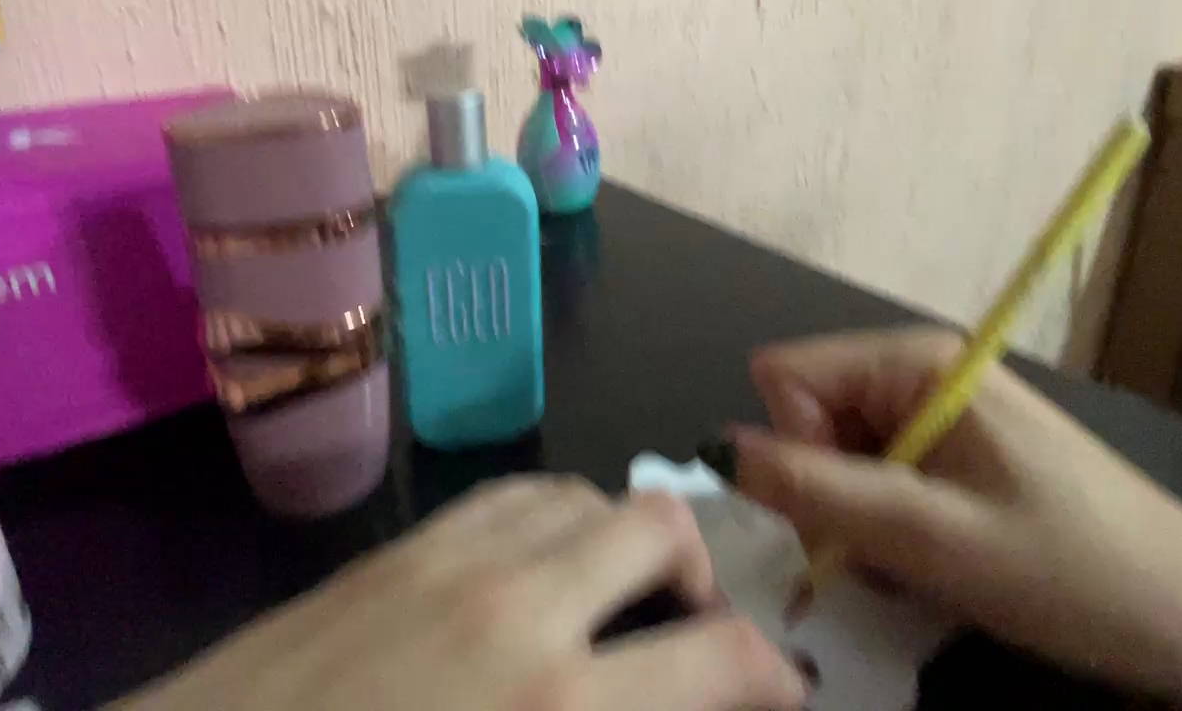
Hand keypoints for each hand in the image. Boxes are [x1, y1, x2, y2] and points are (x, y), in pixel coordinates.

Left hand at [111, 476, 805, 710]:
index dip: (768, 672)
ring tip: (620, 583)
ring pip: (583, 491)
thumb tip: (652, 699)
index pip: (717, 655)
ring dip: (622, 532)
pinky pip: (510, 492)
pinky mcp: (404, 542)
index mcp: (559, 705)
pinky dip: (554, 512)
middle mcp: (523, 603)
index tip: (777, 688)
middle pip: (658, 523)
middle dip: (702, 569)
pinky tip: (544, 551)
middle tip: (695, 622)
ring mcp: (456, 555)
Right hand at [732, 328, 1181, 709]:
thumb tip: (716, 449)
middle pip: (806, 414)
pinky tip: (928, 556)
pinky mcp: (951, 445)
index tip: (850, 510)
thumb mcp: (933, 537)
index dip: (794, 448)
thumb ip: (815, 489)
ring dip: (853, 515)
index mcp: (915, 361)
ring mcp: (935, 406)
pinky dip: (881, 522)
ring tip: (916, 561)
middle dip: (825, 489)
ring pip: (833, 451)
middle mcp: (918, 368)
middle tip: (884, 549)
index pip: (785, 377)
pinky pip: (872, 471)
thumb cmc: (1077, 573)